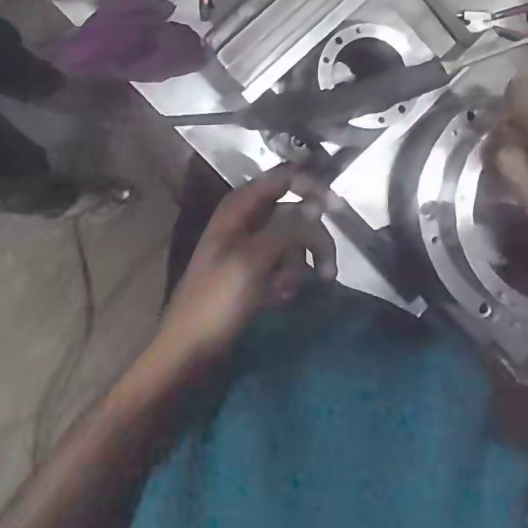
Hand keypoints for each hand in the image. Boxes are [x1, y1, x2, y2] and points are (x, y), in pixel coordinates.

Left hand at [150, 168, 335, 375]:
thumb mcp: (253, 260)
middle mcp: (246, 219)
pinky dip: (286, 279)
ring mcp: (249, 246)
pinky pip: (283, 264)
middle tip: (328, 270)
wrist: (189, 349)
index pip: (283, 178)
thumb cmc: (217, 299)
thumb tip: (319, 201)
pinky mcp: (253, 271)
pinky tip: (279, 297)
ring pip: (292, 241)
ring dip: (298, 266)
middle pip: (294, 213)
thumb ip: (287, 227)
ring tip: (289, 291)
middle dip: (312, 241)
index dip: (311, 187)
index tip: (338, 208)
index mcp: (239, 206)